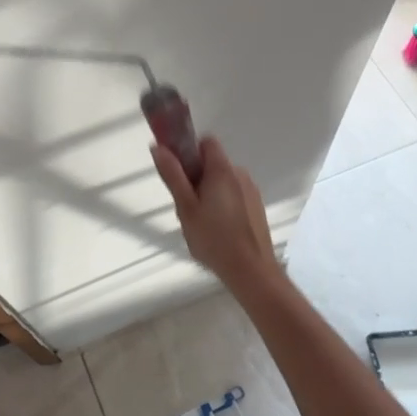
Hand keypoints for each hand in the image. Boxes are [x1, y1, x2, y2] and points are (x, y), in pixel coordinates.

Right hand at [152, 135, 279, 293]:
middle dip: (196, 176)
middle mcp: (240, 174)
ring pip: (223, 181)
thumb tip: (158, 146)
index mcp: (222, 170)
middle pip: (213, 163)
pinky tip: (218, 230)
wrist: (253, 273)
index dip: (189, 150)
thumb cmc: (214, 239)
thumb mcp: (185, 207)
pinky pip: (235, 195)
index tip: (178, 170)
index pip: (206, 142)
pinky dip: (223, 204)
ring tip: (200, 221)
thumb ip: (172, 175)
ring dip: (209, 191)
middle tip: (185, 203)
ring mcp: (251, 192)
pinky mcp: (257, 209)